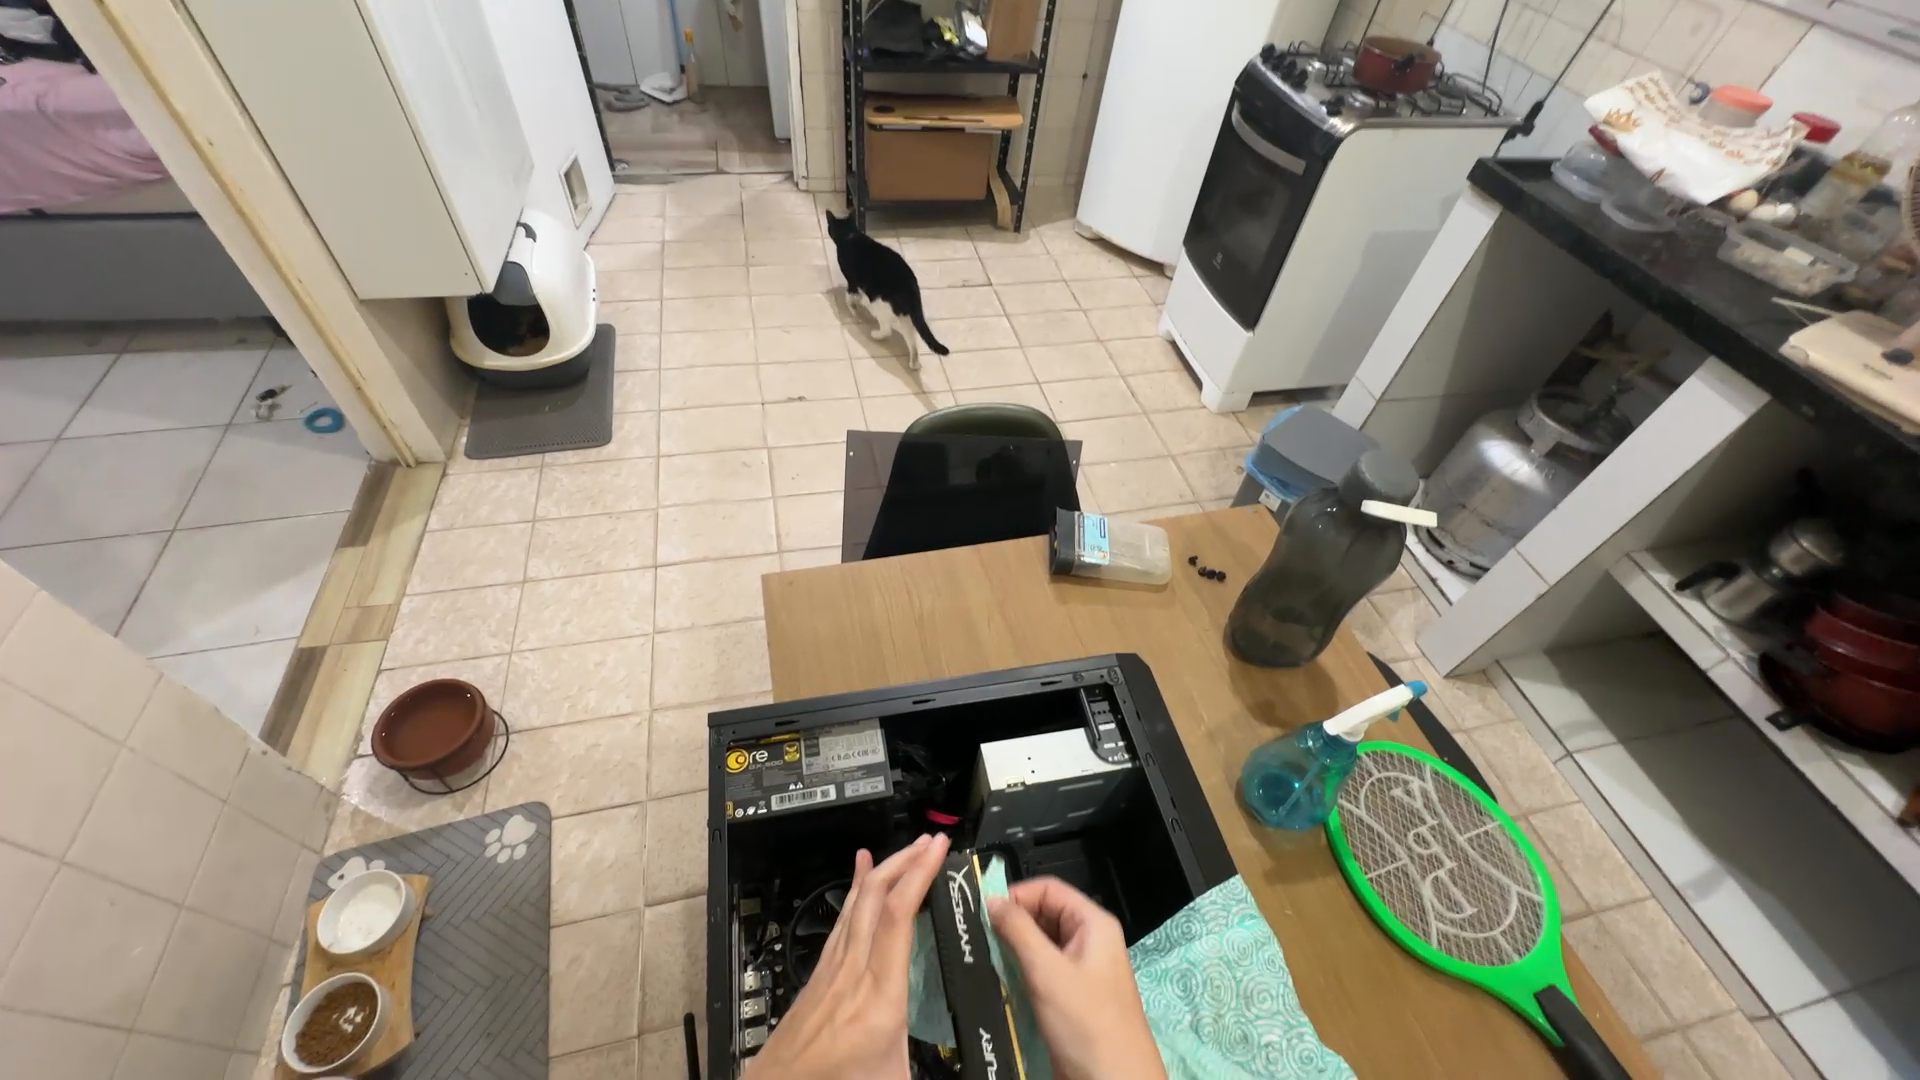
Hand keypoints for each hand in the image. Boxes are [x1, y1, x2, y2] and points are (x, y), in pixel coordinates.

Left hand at [744, 833, 949, 1079]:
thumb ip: (934, 1064)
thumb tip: (973, 1061)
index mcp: (880, 999)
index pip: (899, 917)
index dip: (920, 874)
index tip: (938, 848)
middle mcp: (853, 974)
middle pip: (876, 898)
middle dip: (905, 861)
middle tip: (929, 841)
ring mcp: (831, 971)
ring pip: (857, 905)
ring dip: (883, 871)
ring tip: (904, 849)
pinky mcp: (818, 977)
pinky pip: (841, 921)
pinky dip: (855, 891)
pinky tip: (859, 876)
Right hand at [987, 877, 1165, 1079]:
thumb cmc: (1087, 1024)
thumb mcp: (1048, 972)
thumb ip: (1019, 931)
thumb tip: (992, 899)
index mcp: (1094, 924)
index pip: (1049, 889)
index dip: (1017, 894)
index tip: (983, 911)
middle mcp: (1090, 940)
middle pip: (1045, 914)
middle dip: (1014, 921)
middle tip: (979, 935)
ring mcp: (1082, 970)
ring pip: (1041, 943)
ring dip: (1015, 948)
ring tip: (985, 956)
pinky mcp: (1072, 997)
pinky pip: (1043, 971)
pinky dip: (1022, 971)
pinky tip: (1001, 980)